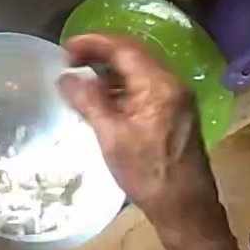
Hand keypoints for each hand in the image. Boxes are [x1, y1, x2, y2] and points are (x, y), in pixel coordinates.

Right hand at [57, 33, 220, 227]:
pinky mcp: (172, 112)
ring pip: (136, 71)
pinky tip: (98, 98)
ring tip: (78, 79)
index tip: (64, 48)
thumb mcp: (112, 137)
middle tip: (67, 62)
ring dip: (107, 70)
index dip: (93, 42)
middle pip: (132, 55)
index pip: (124, 48)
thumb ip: (89, 102)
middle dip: (98, 53)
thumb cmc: (148, 174)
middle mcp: (171, 84)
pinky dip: (118, 86)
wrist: (184, 207)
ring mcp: (174, 98)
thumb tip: (66, 77)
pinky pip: (141, 87)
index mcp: (159, 86)